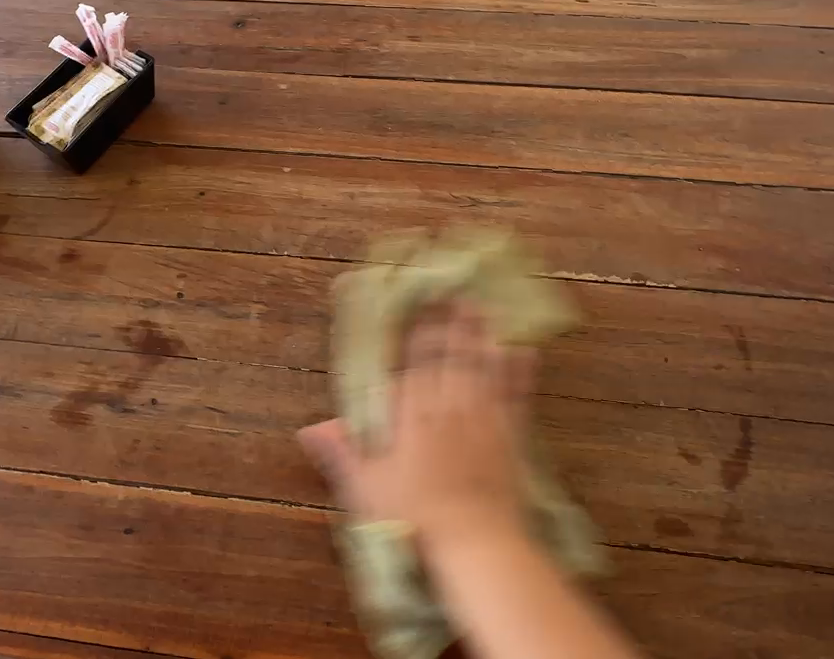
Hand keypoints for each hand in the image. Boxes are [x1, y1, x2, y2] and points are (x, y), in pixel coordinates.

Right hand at [298, 305, 534, 552]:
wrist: (475, 540)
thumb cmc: (415, 516)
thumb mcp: (367, 487)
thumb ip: (341, 452)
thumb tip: (309, 428)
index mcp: (414, 413)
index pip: (415, 362)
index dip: (416, 333)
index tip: (418, 307)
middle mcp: (449, 405)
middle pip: (451, 354)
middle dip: (452, 323)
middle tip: (455, 293)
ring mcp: (483, 417)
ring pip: (482, 365)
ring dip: (482, 335)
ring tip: (483, 308)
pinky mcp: (511, 435)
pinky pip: (515, 394)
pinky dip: (519, 370)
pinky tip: (524, 350)